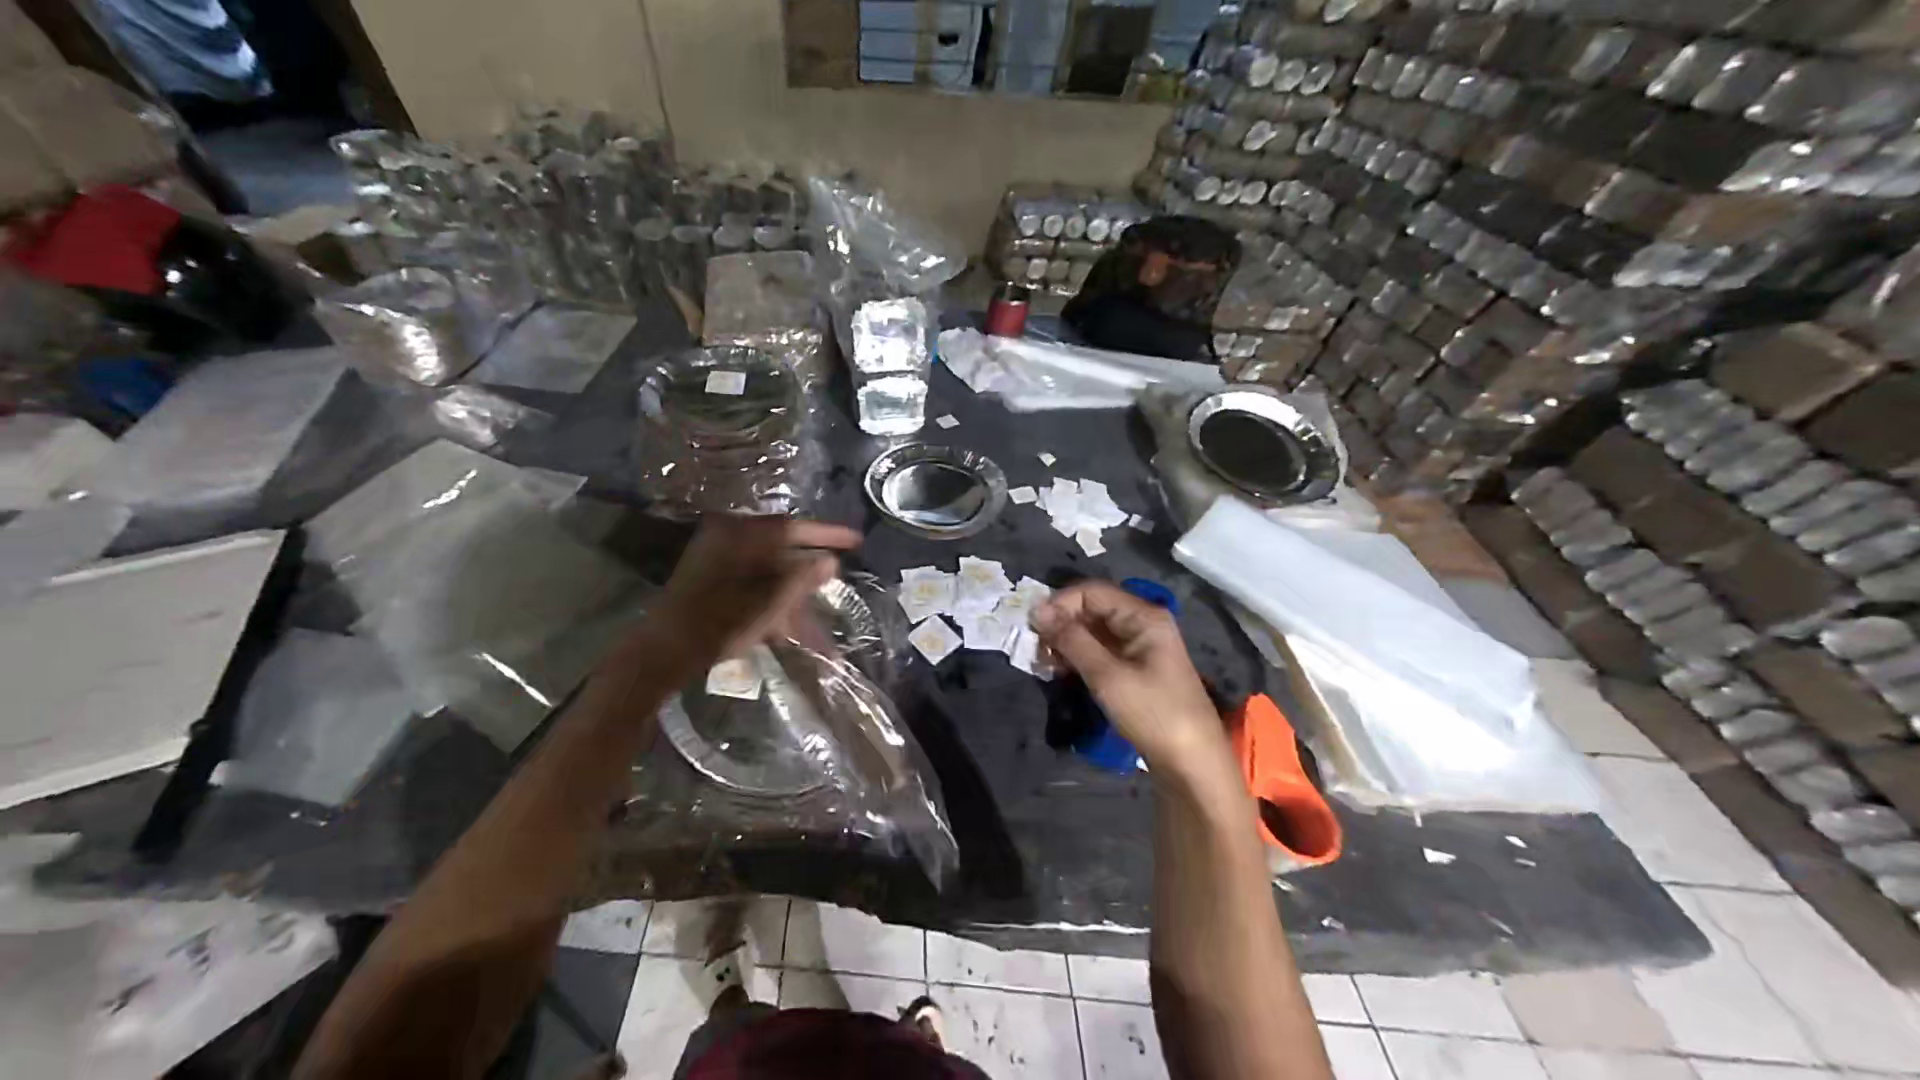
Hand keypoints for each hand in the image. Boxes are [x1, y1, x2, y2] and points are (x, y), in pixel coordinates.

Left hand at [651, 517, 861, 659]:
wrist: (662, 654)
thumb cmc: (716, 626)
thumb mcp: (767, 605)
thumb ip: (800, 580)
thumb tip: (830, 561)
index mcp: (739, 536)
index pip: (794, 527)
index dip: (828, 534)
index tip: (857, 540)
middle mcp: (729, 540)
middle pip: (784, 551)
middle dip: (812, 575)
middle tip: (840, 581)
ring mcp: (720, 562)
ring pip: (771, 574)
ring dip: (795, 600)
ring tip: (820, 631)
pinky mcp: (715, 582)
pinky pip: (755, 587)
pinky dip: (775, 606)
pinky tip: (792, 632)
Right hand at [1034, 580, 1231, 777]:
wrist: (1192, 763)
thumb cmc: (1153, 713)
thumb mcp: (1107, 676)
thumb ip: (1072, 640)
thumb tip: (1038, 611)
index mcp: (1144, 617)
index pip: (1092, 591)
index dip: (1060, 603)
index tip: (1033, 627)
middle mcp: (1143, 624)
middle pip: (1093, 609)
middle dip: (1061, 623)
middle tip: (1037, 648)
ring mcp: (1140, 648)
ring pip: (1094, 631)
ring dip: (1067, 642)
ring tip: (1046, 663)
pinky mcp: (1135, 670)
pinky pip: (1100, 651)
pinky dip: (1079, 657)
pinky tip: (1063, 672)